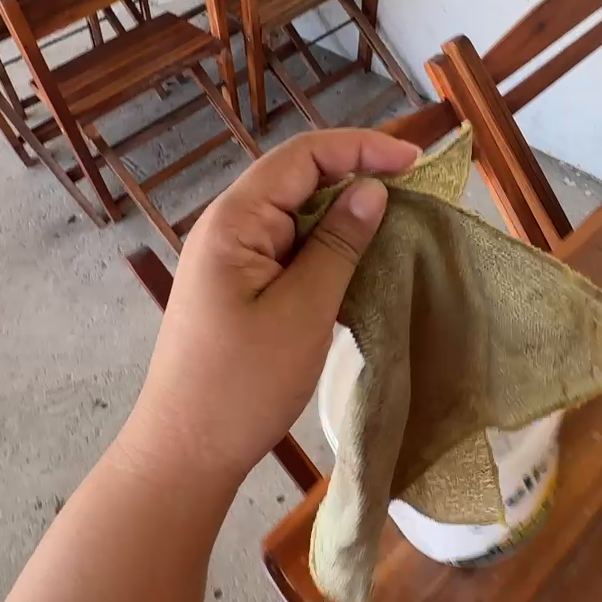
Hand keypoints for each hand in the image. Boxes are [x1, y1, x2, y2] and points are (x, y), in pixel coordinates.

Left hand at [119, 129, 418, 486]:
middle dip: (357, 173)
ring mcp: (235, 257)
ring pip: (299, 212)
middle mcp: (230, 227)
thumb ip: (339, 243)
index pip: (303, 157)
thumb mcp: (304, 310)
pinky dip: (331, 244)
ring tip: (398, 217)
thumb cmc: (243, 384)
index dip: (361, 147)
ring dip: (346, 211)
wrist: (186, 453)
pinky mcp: (244, 284)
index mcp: (235, 221)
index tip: (414, 160)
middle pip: (299, 178)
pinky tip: (363, 255)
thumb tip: (372, 189)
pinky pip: (294, 246)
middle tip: (415, 188)